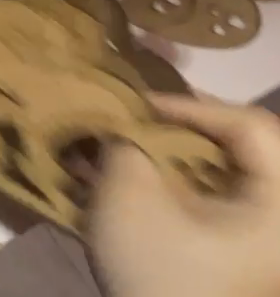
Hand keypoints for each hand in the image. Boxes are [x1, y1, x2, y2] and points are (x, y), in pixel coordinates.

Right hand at [91, 95, 279, 296]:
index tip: (130, 104)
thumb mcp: (129, 193)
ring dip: (161, 154)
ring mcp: (263, 239)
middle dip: (170, 126)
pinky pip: (209, 200)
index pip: (250, 126)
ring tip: (106, 149)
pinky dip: (165, 182)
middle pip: (238, 147)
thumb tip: (119, 125)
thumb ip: (124, 143)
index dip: (188, 104)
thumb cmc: (163, 265)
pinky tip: (115, 181)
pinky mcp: (240, 255)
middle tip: (120, 117)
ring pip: (219, 173)